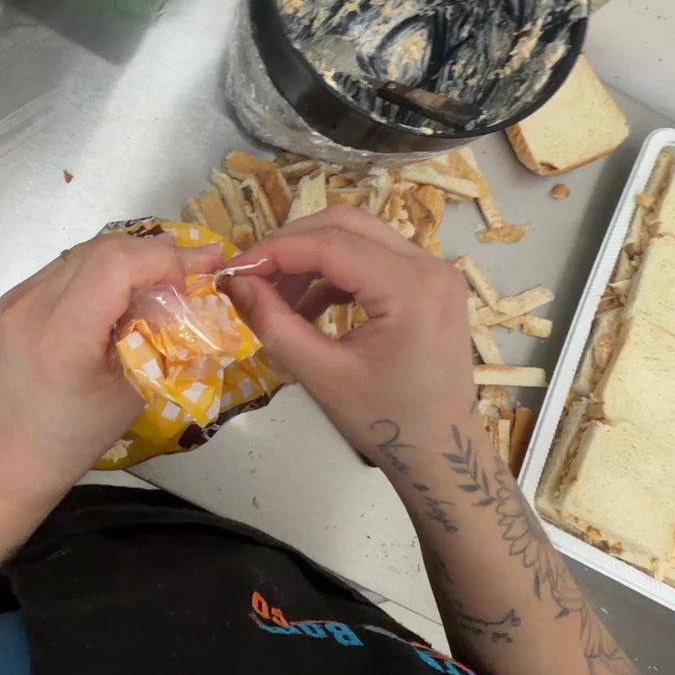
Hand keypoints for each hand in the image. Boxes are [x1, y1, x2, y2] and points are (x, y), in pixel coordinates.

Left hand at [0, 232, 188, 506]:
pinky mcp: (16, 298)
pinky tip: (122, 292)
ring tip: (162, 279)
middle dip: (154, 255)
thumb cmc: (78, 436)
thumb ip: (160, 336)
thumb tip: (193, 292)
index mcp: (63, 336)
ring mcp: (19, 298)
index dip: (161, 260)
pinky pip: (69, 266)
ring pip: (87, 251)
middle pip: (105, 249)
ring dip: (130, 259)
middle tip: (190, 274)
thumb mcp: (134, 391)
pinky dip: (104, 271)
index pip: (117, 263)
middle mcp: (33, 306)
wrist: (14, 453)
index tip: (185, 286)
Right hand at [223, 205, 475, 457]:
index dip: (274, 249)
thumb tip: (234, 283)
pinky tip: (307, 306)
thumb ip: (274, 324)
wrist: (440, 450)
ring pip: (357, 235)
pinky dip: (331, 272)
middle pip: (344, 225)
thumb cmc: (385, 419)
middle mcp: (429, 266)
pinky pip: (370, 256)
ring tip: (274, 295)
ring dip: (309, 256)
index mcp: (410, 288)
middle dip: (289, 244)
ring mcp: (433, 271)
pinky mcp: (427, 282)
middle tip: (250, 275)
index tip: (234, 269)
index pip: (330, 244)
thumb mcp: (321, 375)